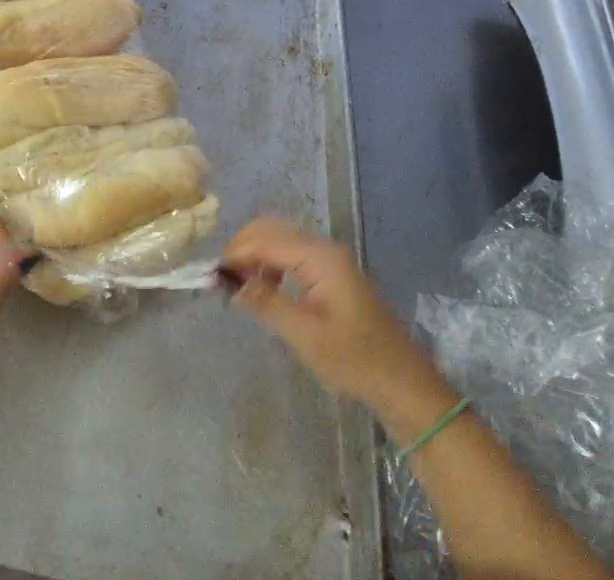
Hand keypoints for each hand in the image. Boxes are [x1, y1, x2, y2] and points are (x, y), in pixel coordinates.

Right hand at [222, 217, 433, 404]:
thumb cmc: (354, 360)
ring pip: (281, 239)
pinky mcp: (332, 273)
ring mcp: (331, 260)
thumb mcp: (304, 335)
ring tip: (239, 285)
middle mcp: (325, 249)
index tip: (211, 278)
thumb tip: (229, 282)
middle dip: (242, 248)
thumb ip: (266, 302)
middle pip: (272, 229)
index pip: (265, 240)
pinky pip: (293, 254)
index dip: (235, 254)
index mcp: (320, 258)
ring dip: (255, 254)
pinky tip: (265, 288)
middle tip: (222, 279)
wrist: (402, 382)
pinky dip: (271, 262)